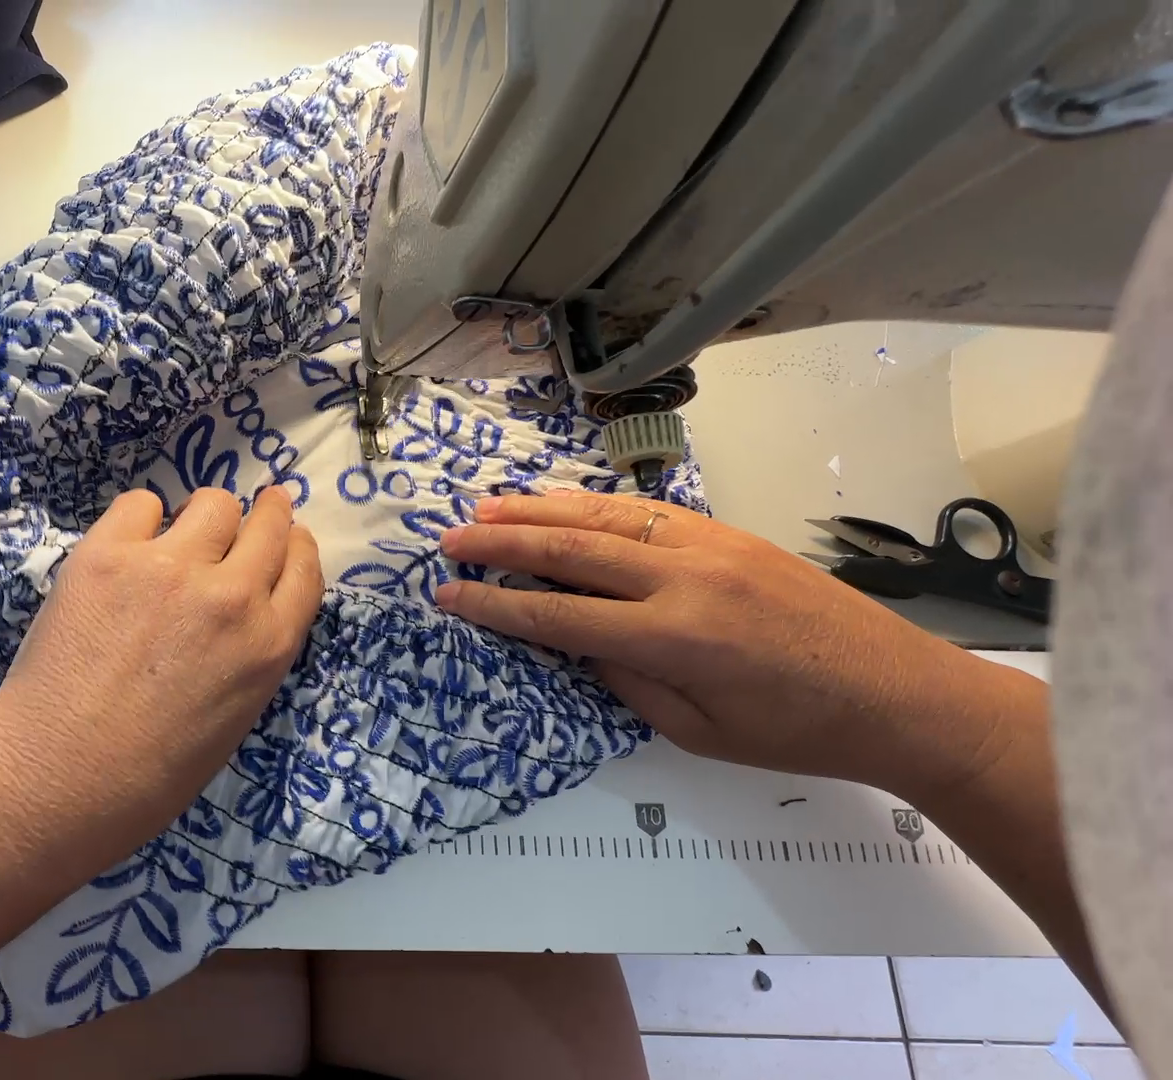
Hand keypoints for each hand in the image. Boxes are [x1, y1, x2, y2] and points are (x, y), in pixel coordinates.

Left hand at [0, 485, 324, 844]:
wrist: (60, 775)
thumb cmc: (151, 772)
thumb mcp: (234, 715)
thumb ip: (248, 650)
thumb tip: (238, 604)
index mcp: (268, 644)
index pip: (304, 568)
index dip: (296, 544)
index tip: (287, 533)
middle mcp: (231, 595)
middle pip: (267, 522)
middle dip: (266, 511)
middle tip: (255, 506)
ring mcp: (169, 568)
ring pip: (213, 502)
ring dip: (205, 515)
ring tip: (183, 533)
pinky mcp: (109, 553)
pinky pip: (141, 504)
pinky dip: (140, 521)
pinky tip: (127, 547)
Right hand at [435, 493, 1034, 798]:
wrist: (903, 695)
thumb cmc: (794, 731)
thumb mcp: (694, 728)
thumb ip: (623, 678)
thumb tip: (575, 638)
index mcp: (674, 639)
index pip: (558, 616)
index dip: (494, 605)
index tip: (448, 595)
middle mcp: (684, 579)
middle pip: (568, 550)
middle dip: (500, 543)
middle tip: (449, 539)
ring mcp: (708, 545)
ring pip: (601, 516)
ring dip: (535, 510)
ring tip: (485, 506)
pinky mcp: (726, 532)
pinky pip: (642, 509)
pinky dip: (588, 503)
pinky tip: (556, 501)